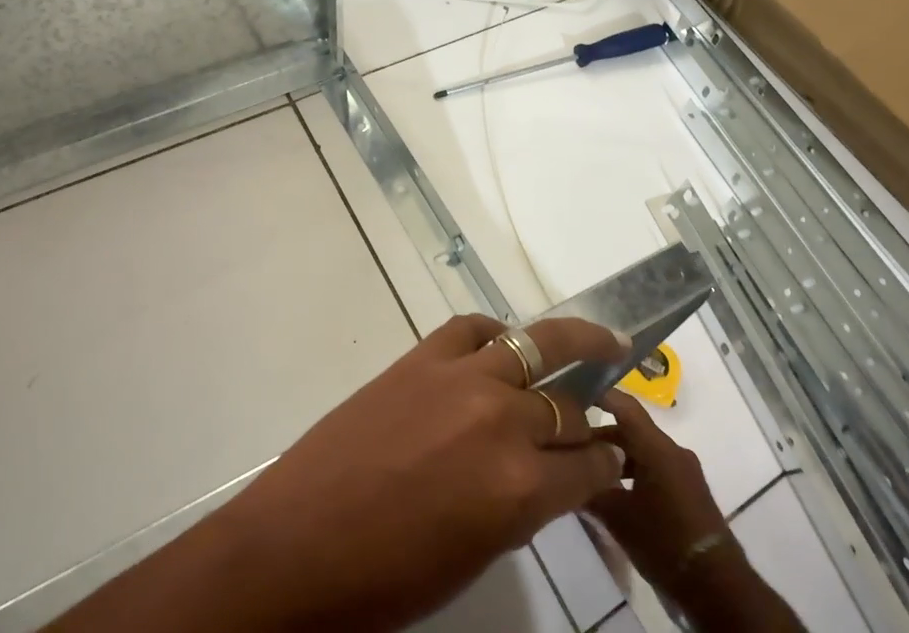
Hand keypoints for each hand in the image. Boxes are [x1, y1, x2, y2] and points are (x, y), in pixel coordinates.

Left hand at [191, 314, 629, 630]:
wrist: (292, 550)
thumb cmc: (386, 580)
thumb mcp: (475, 557)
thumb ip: (523, 508)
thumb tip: (549, 478)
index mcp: (522, 489)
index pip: (592, 467)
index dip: (609, 465)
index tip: (617, 459)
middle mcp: (504, 424)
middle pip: (569, 408)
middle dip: (588, 421)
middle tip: (595, 423)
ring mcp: (460, 380)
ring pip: (539, 346)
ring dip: (577, 345)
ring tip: (603, 339)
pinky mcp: (418, 359)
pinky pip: (471, 327)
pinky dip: (496, 332)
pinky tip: (505, 343)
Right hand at [588, 391, 805, 631]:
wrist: (714, 584)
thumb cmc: (664, 541)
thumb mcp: (618, 517)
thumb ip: (590, 491)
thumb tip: (565, 474)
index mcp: (658, 449)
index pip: (626, 407)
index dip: (600, 395)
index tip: (571, 391)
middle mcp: (673, 452)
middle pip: (631, 431)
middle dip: (599, 436)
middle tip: (566, 445)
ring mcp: (683, 471)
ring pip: (641, 452)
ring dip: (614, 458)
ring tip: (583, 471)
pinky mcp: (686, 491)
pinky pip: (653, 469)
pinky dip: (630, 474)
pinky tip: (609, 493)